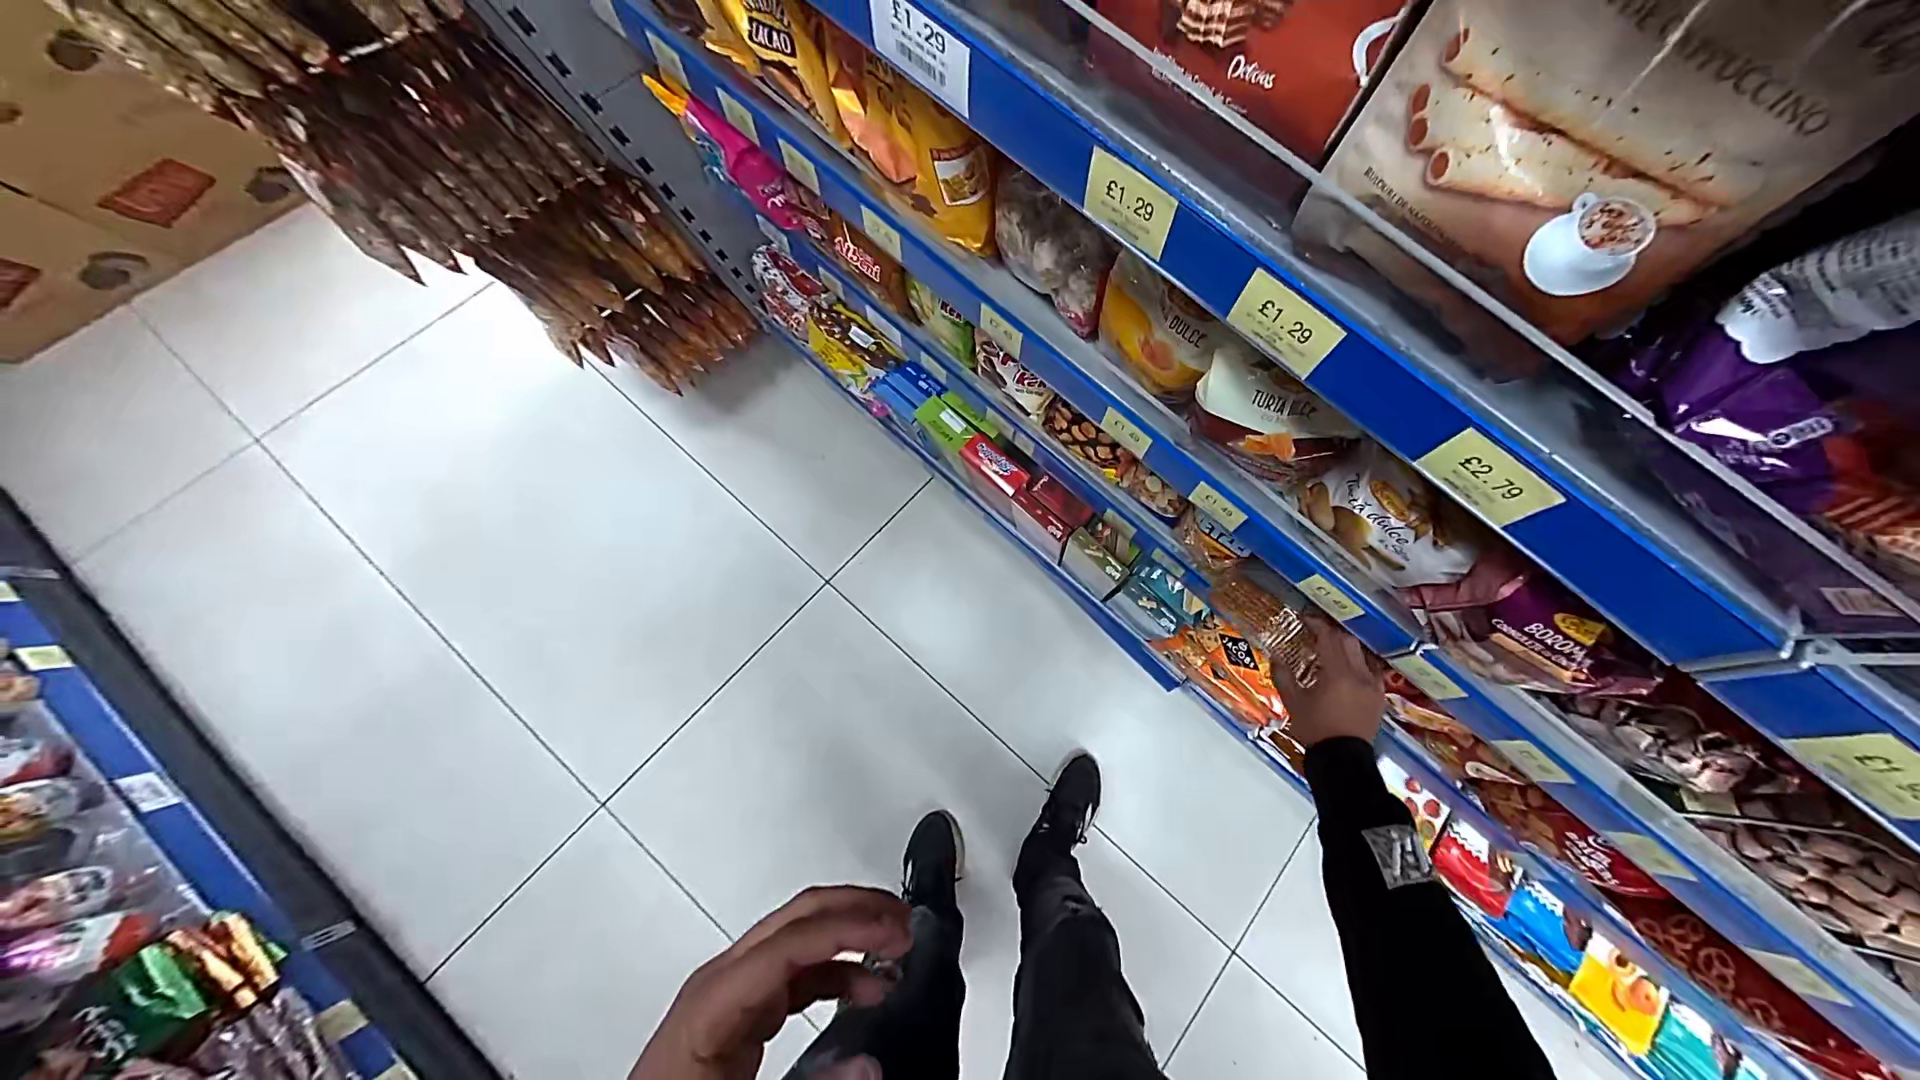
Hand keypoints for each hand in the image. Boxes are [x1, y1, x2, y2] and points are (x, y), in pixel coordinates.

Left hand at [630, 886, 911, 1079]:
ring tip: (896, 945)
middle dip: (856, 909)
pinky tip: (866, 984)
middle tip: (903, 921)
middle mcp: (723, 981)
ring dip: (852, 932)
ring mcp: (732, 990)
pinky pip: (797, 970)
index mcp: (715, 1000)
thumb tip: (869, 1065)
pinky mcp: (741, 1008)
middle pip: (798, 918)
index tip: (894, 931)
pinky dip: (837, 967)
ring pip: (802, 936)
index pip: (792, 940)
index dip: (848, 927)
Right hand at [1276, 615, 1385, 748]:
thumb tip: (1276, 657)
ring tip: (1331, 650)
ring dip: (1346, 647)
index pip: (1329, 638)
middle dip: (1332, 632)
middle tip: (1316, 631)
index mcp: (1337, 673)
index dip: (1317, 625)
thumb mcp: (1292, 701)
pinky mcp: (1379, 697)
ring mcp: (1373, 686)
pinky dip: (1358, 663)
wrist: (1342, 758)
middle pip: (1349, 641)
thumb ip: (1283, 675)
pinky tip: (1347, 670)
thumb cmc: (1314, 728)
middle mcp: (1359, 675)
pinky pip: (1371, 670)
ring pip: (1362, 654)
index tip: (1305, 619)